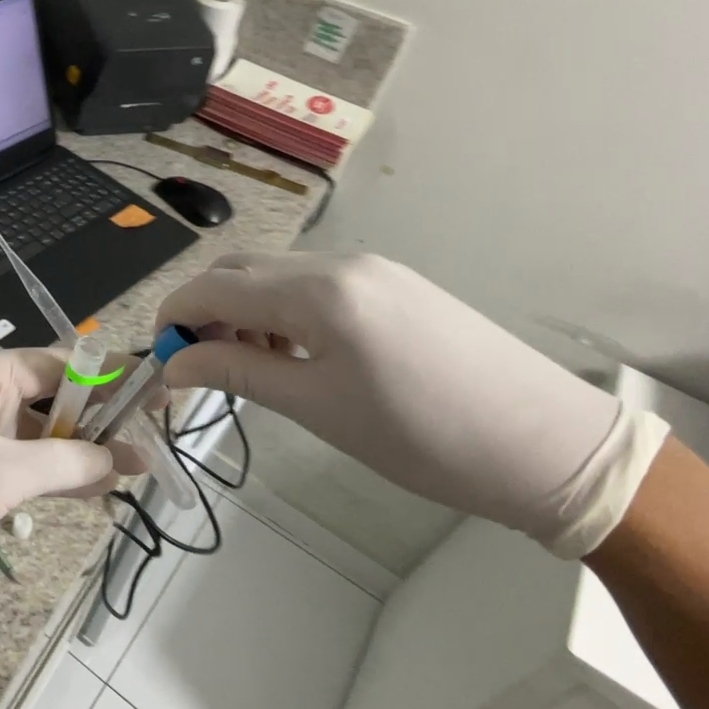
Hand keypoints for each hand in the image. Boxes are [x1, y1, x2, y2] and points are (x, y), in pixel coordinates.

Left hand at [0, 348, 140, 664]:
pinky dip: (43, 471)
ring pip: (31, 431)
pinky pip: (10, 455)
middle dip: (94, 422)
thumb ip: (68, 463)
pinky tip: (82, 489)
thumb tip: (121, 457)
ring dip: (72, 452)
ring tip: (126, 473)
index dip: (105, 380)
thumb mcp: (3, 478)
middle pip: (45, 397)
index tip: (151, 395)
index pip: (55, 365)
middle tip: (147, 442)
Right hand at [155, 252, 668, 557]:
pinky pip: (314, 283)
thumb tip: (174, 365)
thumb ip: (237, 371)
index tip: (159, 359)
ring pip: (276, 273)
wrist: (550, 445)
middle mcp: (338, 263)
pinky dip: (283, 309)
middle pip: (240, 268)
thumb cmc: (423, 437)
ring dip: (244, 308)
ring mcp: (372, 268)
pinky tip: (296, 351)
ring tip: (250, 363)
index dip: (173, 317)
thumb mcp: (317, 408)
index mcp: (317, 291)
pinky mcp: (395, 284)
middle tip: (201, 363)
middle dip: (205, 309)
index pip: (214, 285)